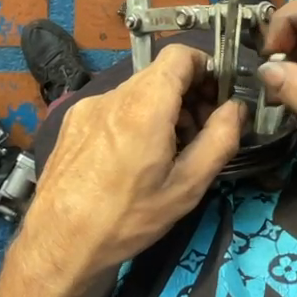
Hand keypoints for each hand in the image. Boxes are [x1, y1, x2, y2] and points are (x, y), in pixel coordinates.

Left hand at [9, 46, 244, 291]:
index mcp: (145, 105)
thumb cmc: (127, 218)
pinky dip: (135, 121)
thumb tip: (236, 109)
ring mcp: (88, 107)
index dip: (206, 69)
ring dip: (162, 110)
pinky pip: (115, 108)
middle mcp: (113, 96)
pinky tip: (135, 160)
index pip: (180, 54)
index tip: (217, 99)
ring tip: (168, 153)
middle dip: (188, 96)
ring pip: (138, 92)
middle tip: (199, 135)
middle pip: (160, 75)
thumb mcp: (186, 186)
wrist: (60, 242)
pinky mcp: (73, 122)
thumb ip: (220, 139)